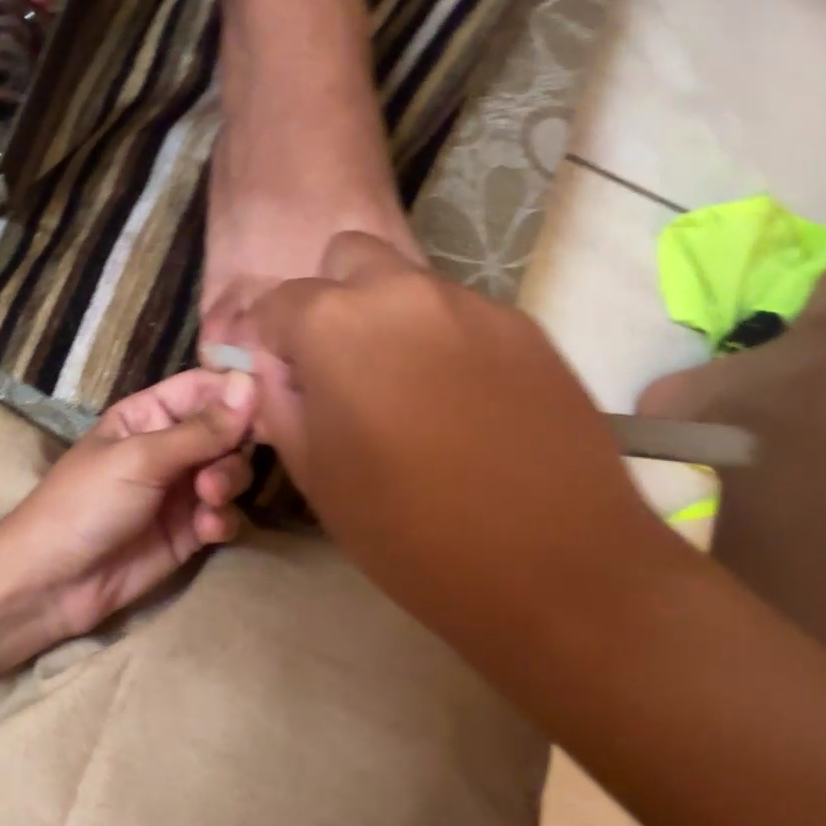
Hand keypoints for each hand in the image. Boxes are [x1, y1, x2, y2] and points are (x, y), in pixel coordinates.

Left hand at [0, 369, 257, 638]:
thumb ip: (200, 429)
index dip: (236, 392)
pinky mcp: (190, 531)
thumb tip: (251, 384)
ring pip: (232, 472)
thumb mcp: (140, 458)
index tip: (267, 404)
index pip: (204, 387)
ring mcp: (181, 489)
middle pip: (227, 430)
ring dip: (229, 482)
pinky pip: (225, 514)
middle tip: (218, 470)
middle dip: (233, 447)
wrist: (54, 582)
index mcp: (148, 414)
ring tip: (208, 500)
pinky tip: (206, 531)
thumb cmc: (85, 503)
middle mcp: (170, 446)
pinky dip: (223, 519)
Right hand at [234, 233, 644, 580]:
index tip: (283, 379)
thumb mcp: (314, 473)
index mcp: (334, 324)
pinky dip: (445, 342)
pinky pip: (462, 315)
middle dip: (330, 301)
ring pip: (408, 285)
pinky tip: (464, 404)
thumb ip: (281, 402)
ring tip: (409, 392)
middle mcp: (400, 292)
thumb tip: (279, 368)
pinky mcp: (525, 327)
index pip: (276, 304)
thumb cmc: (408, 530)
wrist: (555, 565)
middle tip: (342, 367)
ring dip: (390, 320)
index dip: (270, 341)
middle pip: (346, 260)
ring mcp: (470, 304)